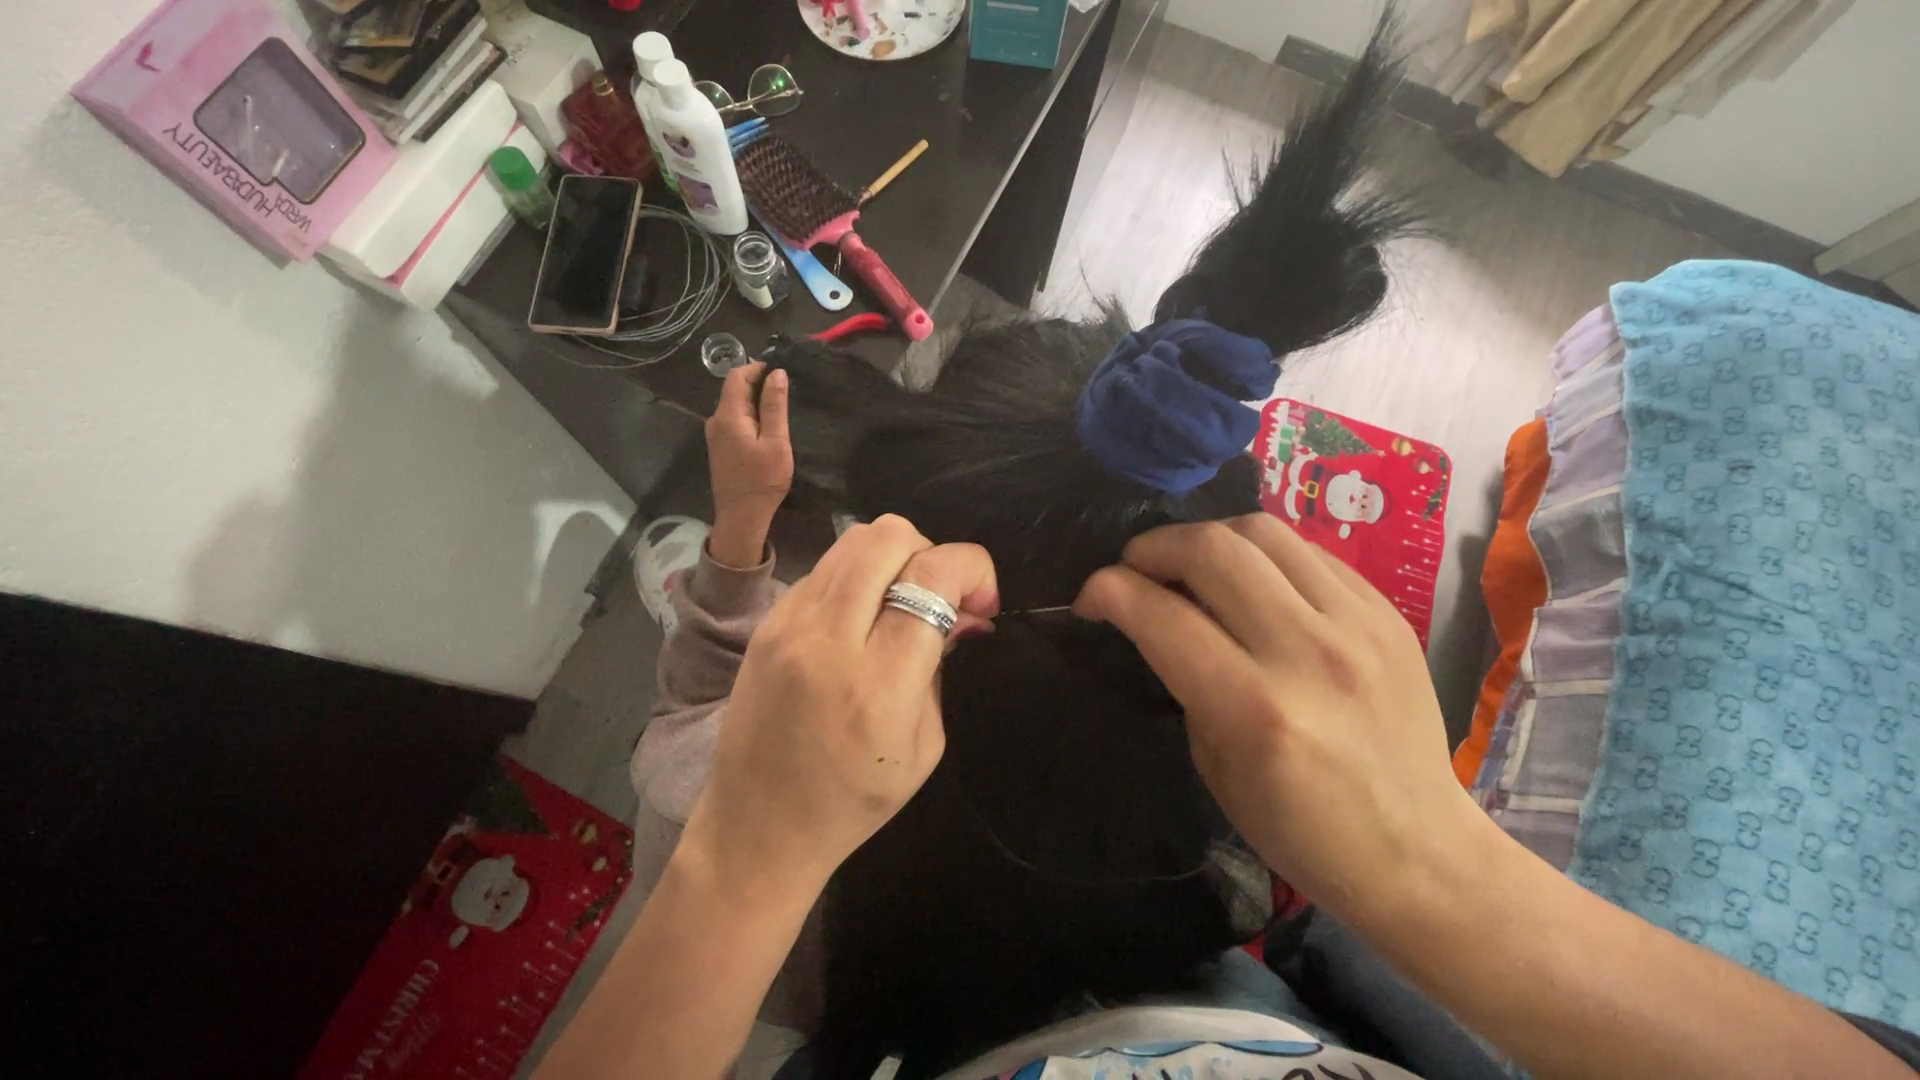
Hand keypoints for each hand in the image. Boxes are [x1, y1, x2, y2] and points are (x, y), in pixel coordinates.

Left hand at [683, 515, 998, 896]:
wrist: (758, 826)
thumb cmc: (853, 801)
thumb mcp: (924, 745)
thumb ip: (941, 664)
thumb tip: (960, 609)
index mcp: (879, 681)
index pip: (932, 575)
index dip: (974, 568)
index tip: (983, 601)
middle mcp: (829, 638)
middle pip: (889, 537)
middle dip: (933, 553)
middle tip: (941, 597)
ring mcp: (789, 624)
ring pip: (854, 540)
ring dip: (894, 558)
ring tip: (903, 602)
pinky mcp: (767, 623)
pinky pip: (825, 570)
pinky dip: (857, 578)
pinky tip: (862, 619)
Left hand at [705, 362, 791, 567]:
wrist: (741, 516)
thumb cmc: (762, 480)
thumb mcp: (776, 442)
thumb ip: (775, 406)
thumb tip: (777, 374)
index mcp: (728, 415)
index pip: (737, 376)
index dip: (758, 368)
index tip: (782, 370)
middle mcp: (716, 420)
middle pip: (734, 390)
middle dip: (758, 384)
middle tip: (787, 389)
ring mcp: (716, 435)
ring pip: (735, 406)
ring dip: (756, 402)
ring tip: (782, 407)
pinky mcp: (721, 448)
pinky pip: (735, 421)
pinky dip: (751, 416)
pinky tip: (769, 427)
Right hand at [1074, 513, 1473, 925]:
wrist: (1419, 851)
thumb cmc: (1300, 829)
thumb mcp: (1214, 764)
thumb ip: (1183, 678)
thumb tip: (1155, 615)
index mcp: (1255, 709)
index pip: (1162, 615)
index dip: (1109, 591)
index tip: (1091, 599)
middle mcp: (1308, 653)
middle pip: (1212, 549)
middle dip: (1153, 548)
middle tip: (1136, 571)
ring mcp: (1358, 625)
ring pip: (1261, 530)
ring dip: (1206, 539)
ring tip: (1190, 566)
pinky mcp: (1388, 611)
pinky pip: (1307, 550)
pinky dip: (1261, 555)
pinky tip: (1250, 581)